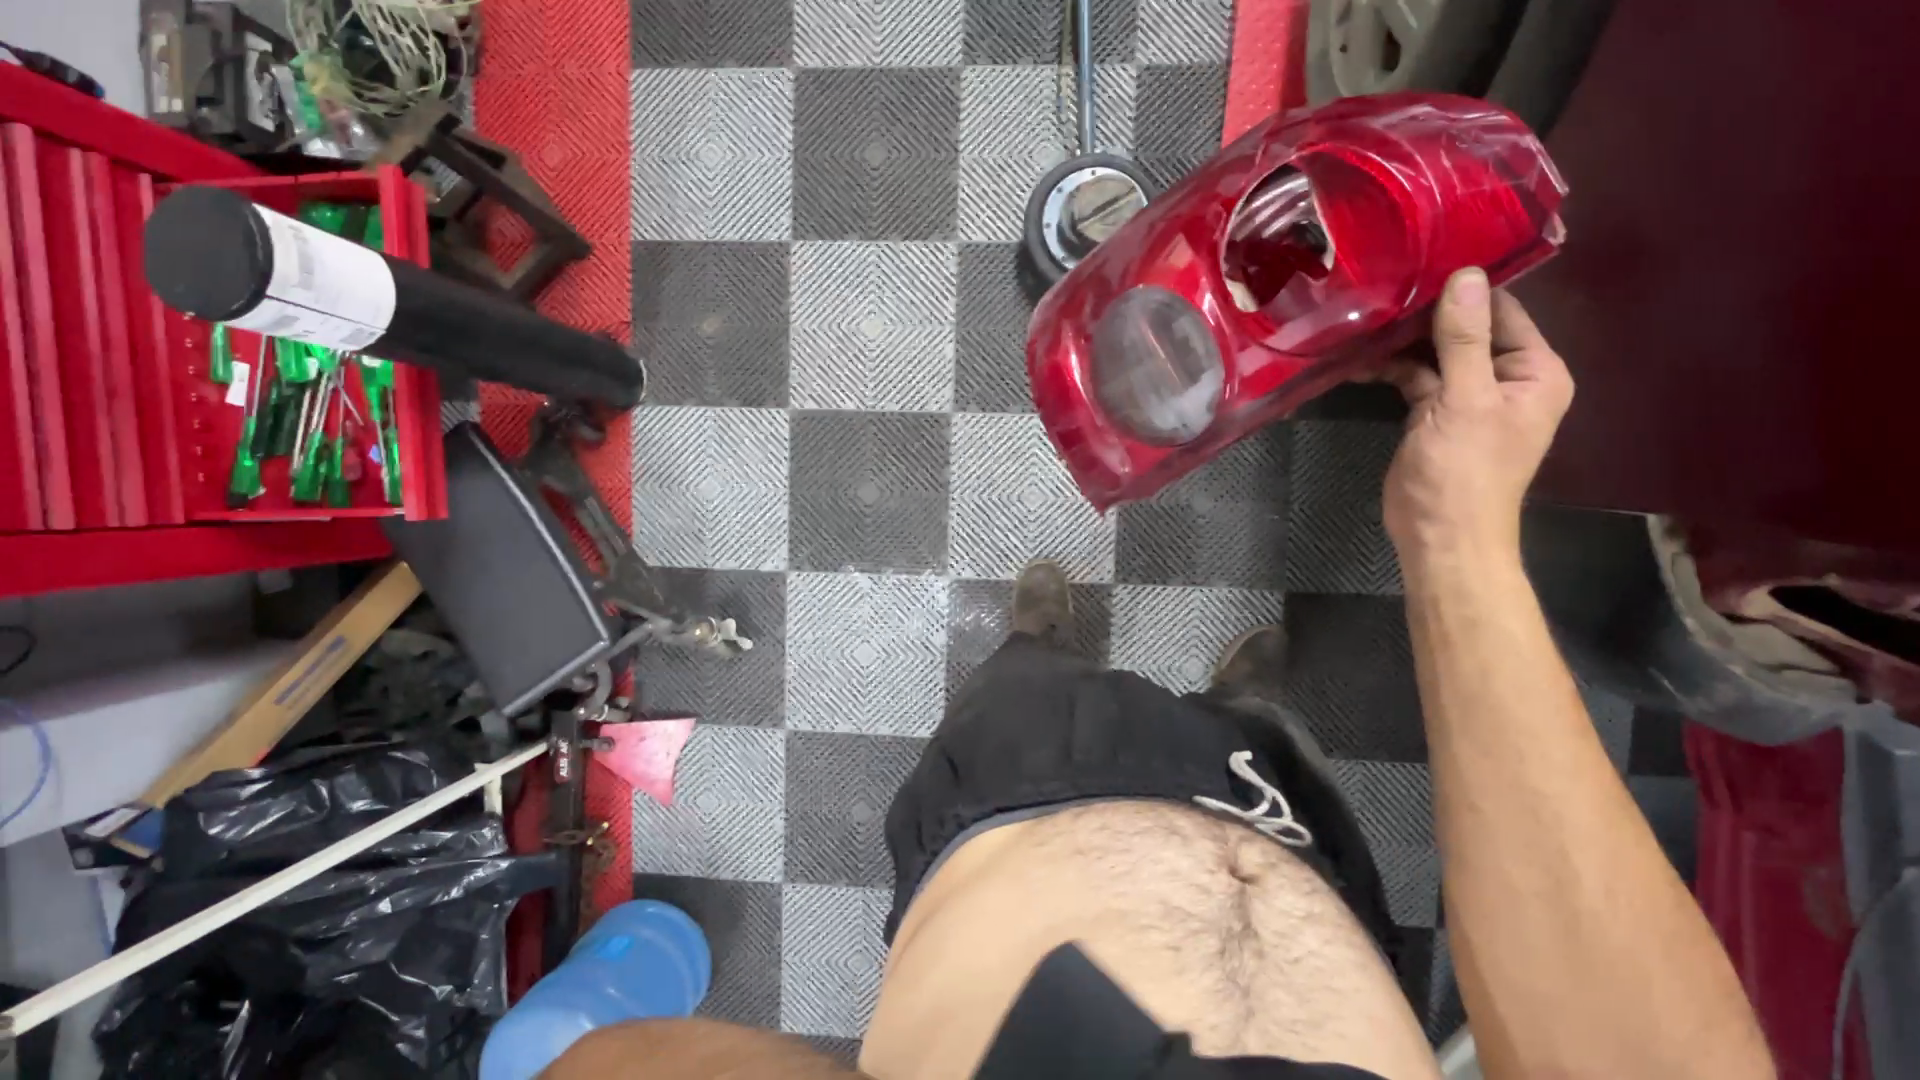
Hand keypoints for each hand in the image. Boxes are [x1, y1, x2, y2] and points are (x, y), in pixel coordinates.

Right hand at [1380, 268, 1573, 574]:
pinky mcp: (1432, 414)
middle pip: (1466, 329)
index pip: (1503, 312)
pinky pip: (1414, 378)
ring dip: (1403, 340)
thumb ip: (1465, 338)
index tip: (1423, 259)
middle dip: (1427, 312)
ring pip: (1435, 353)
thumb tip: (1467, 274)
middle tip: (1383, 283)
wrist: (1440, 536)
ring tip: (1364, 315)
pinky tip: (1359, 356)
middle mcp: (1505, 378)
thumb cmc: (1465, 470)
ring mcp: (1466, 397)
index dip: (1467, 287)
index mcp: (1534, 371)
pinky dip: (1390, 368)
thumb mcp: (1466, 399)